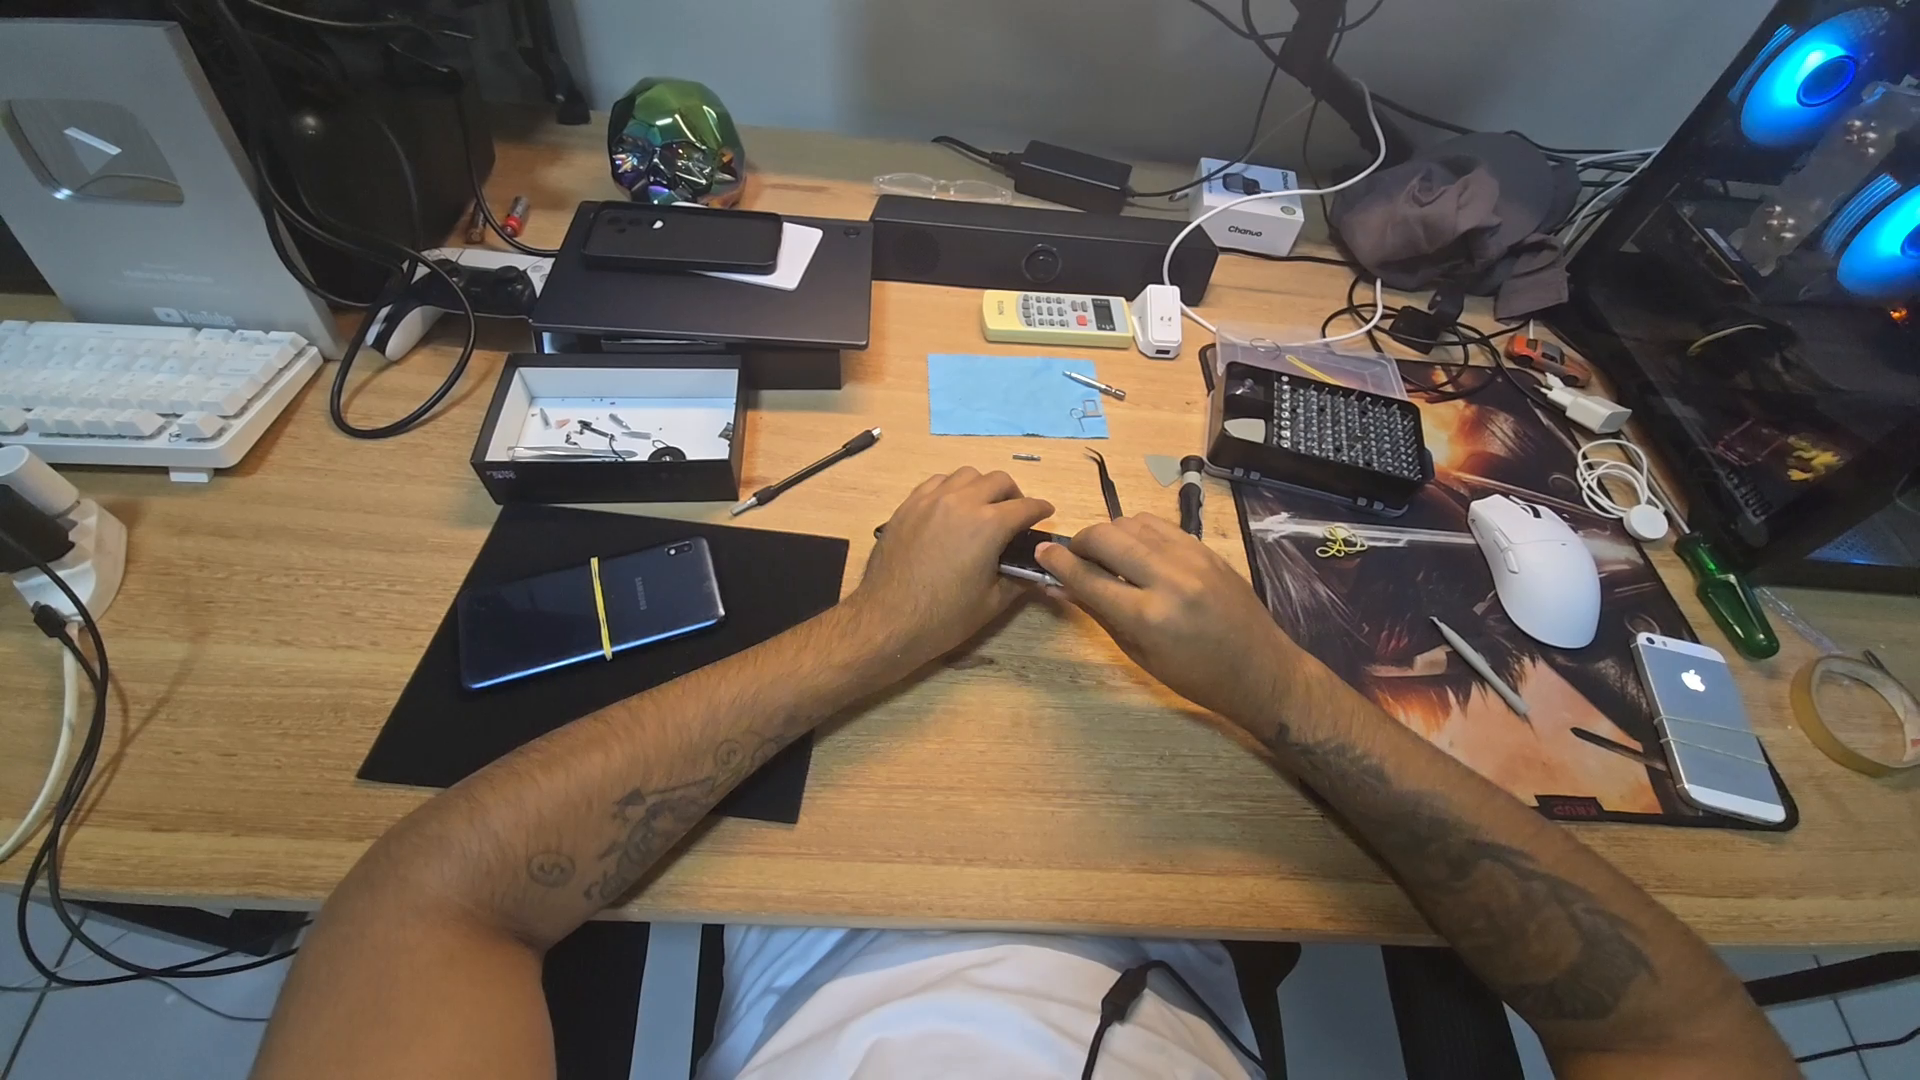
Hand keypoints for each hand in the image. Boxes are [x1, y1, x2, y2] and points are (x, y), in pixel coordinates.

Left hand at [851, 468, 1053, 663]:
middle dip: (1014, 495)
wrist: (889, 620)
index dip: (1041, 509)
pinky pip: (937, 483)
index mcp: (988, 525)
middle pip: (998, 481)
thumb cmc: (944, 617)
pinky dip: (952, 489)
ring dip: (982, 487)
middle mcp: (960, 502)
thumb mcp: (992, 602)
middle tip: (1015, 514)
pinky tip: (951, 509)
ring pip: (966, 475)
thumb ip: (1019, 579)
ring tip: (982, 508)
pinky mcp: (908, 506)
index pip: (1025, 507)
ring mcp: (930, 500)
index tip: (1046, 513)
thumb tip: (1036, 570)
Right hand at [1035, 514, 1297, 720]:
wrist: (1260, 670)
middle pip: (1106, 538)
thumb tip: (1060, 585)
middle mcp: (1168, 580)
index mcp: (1148, 618)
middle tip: (1075, 556)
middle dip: (1080, 542)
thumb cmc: (1194, 676)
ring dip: (1109, 534)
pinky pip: (1159, 525)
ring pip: (1131, 523)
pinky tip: (1136, 549)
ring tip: (1106, 554)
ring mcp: (1191, 559)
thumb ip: (1099, 612)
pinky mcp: (1206, 549)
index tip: (1041, 551)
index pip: (1088, 578)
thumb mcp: (1139, 654)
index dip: (1058, 562)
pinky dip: (1137, 532)